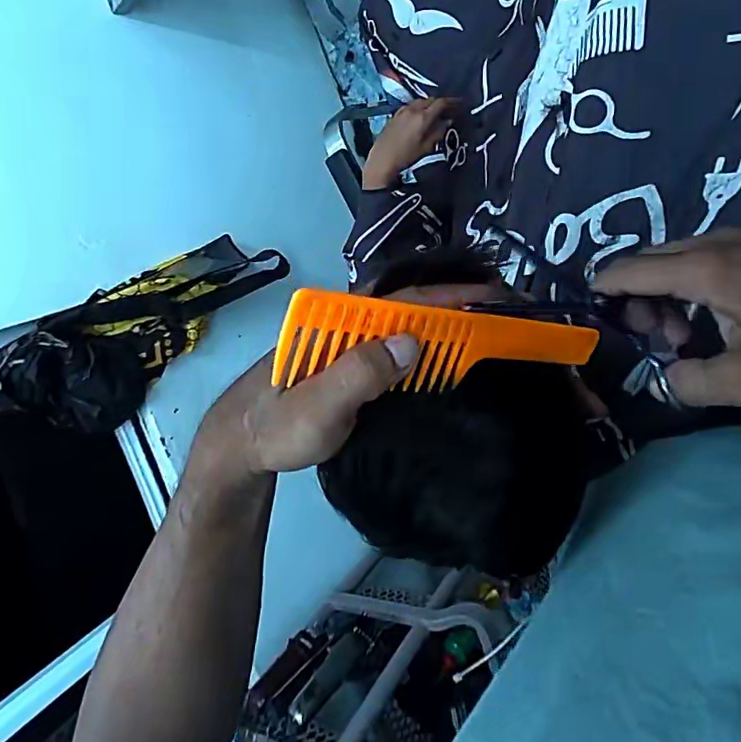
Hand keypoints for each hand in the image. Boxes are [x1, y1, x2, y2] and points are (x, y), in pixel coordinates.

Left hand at [194, 281, 502, 475]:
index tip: (490, 295)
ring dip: (443, 320)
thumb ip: (358, 373)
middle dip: (454, 300)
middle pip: (409, 304)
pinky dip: (426, 341)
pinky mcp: (352, 363)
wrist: (241, 446)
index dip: (448, 296)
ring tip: (484, 325)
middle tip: (500, 308)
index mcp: (339, 321)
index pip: (403, 300)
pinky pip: (396, 344)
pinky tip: (445, 350)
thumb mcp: (316, 406)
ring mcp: (350, 342)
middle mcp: (348, 323)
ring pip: (404, 323)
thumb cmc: (275, 426)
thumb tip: (413, 339)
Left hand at [361, 98, 458, 190]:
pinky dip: (419, 107)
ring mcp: (402, 111)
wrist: (382, 160)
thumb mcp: (426, 147)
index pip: (441, 103)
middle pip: (430, 100)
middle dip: (441, 103)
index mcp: (422, 117)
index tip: (460, 104)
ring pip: (420, 101)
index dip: (452, 102)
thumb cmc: (406, 156)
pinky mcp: (395, 114)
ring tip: (436, 112)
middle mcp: (412, 110)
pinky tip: (421, 115)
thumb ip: (438, 131)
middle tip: (450, 109)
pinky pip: (411, 106)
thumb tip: (447, 122)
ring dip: (430, 104)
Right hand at [594, 231, 740, 407]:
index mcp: (703, 269)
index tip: (594, 316)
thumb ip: (692, 383)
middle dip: (639, 300)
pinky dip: (694, 285)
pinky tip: (721, 318)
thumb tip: (668, 378)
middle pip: (651, 261)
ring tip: (690, 336)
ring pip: (679, 258)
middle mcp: (716, 242)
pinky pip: (707, 258)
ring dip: (669, 294)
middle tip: (659, 342)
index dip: (603, 291)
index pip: (629, 270)